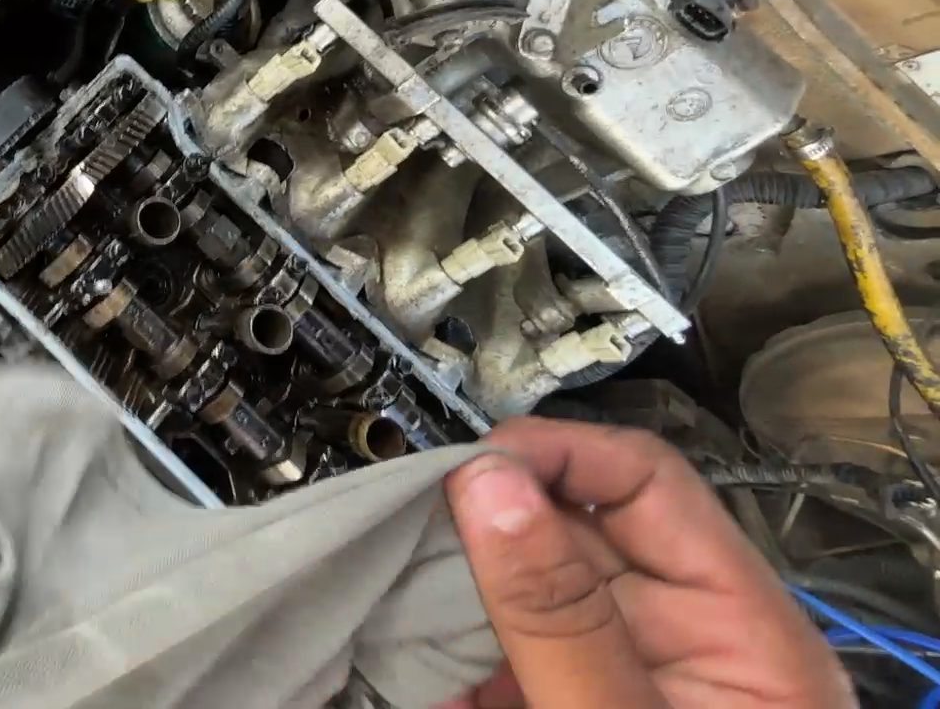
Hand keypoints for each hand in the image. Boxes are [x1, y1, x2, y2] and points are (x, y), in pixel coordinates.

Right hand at [440, 417, 852, 707]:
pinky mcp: (533, 680)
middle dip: (477, 504)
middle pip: (559, 513)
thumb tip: (488, 477)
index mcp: (738, 631)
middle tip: (406, 512)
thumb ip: (562, 615)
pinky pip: (476, 614)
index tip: (465, 468)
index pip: (644, 478)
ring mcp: (593, 652)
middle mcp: (664, 625)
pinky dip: (430, 606)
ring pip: (504, 557)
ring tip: (393, 553)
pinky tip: (400, 608)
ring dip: (442, 553)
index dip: (554, 452)